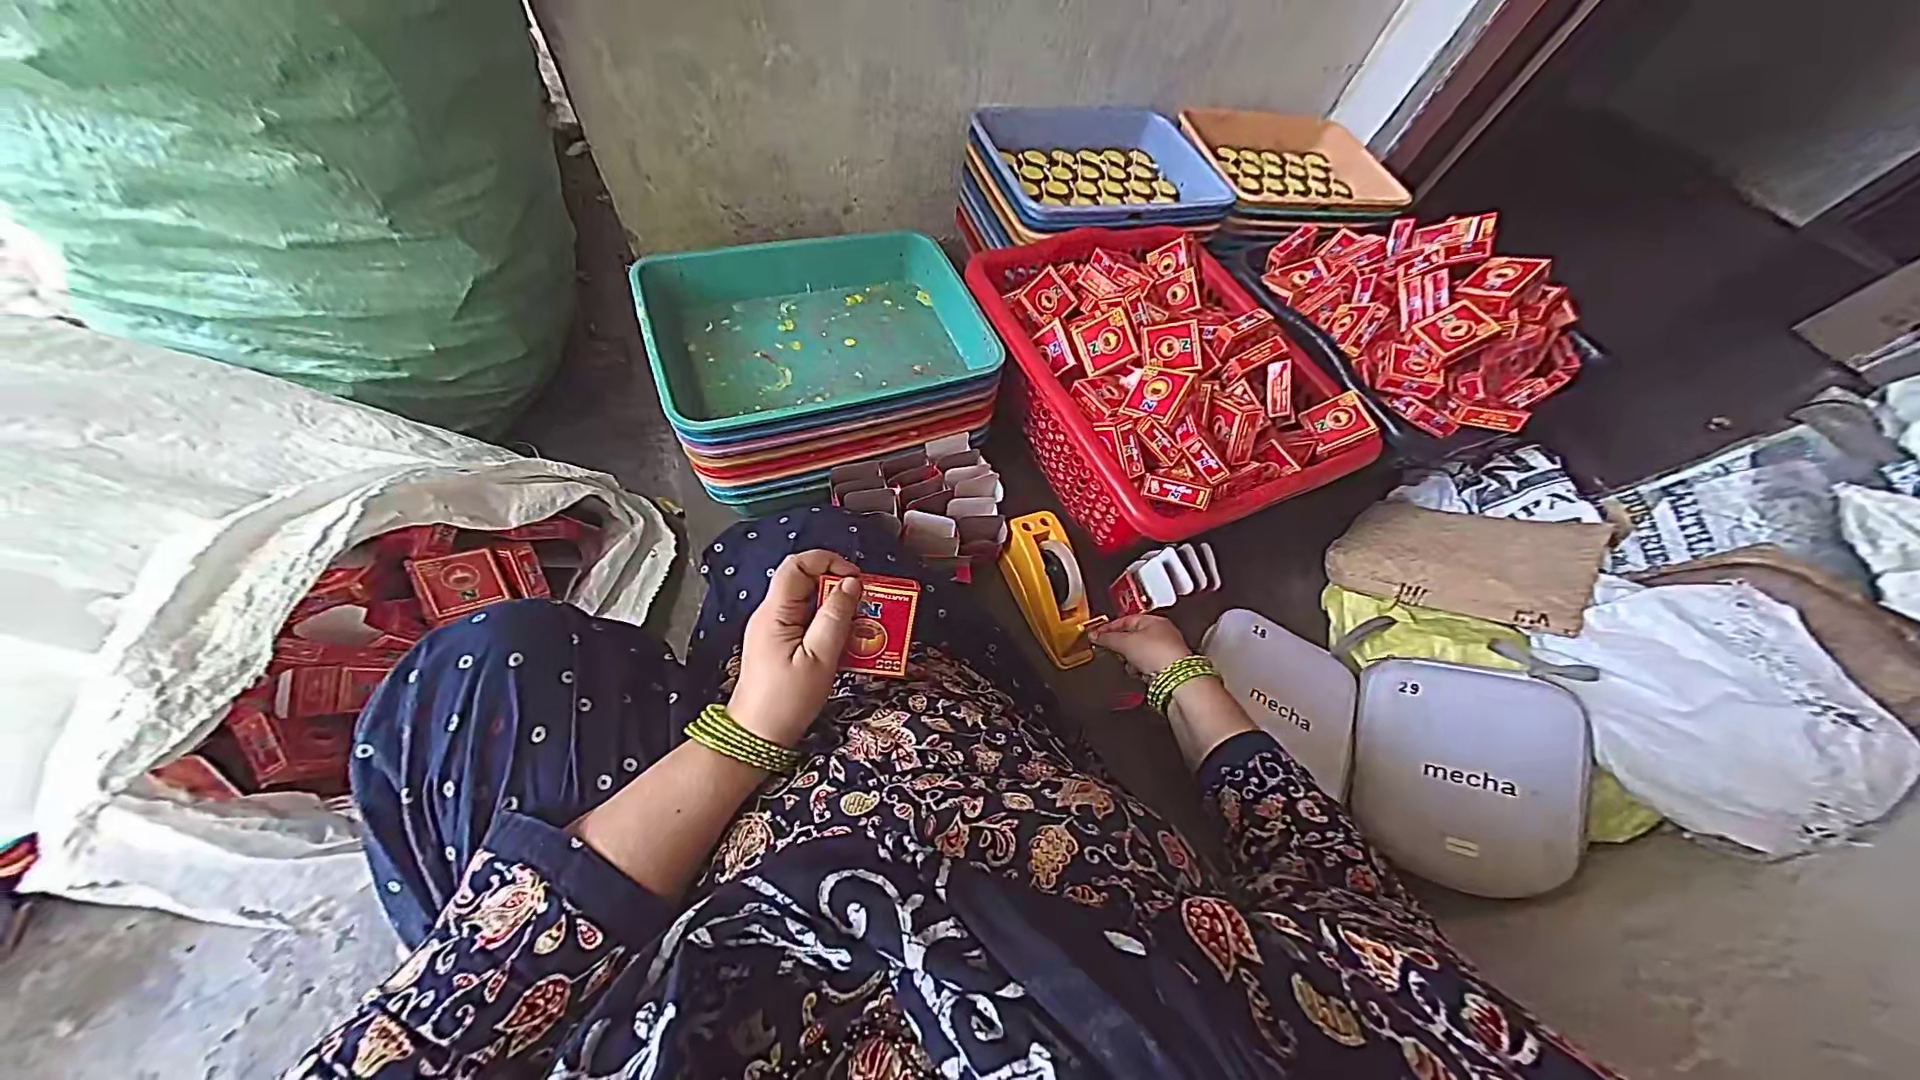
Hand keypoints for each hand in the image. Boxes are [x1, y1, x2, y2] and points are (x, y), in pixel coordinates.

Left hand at [727, 550, 862, 746]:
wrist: (756, 737)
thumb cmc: (786, 701)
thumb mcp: (820, 658)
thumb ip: (836, 617)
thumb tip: (851, 583)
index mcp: (775, 613)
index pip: (797, 565)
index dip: (828, 561)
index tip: (855, 579)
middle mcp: (772, 615)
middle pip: (807, 583)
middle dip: (840, 589)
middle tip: (866, 606)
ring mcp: (775, 630)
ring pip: (811, 604)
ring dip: (839, 611)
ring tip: (861, 629)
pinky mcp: (782, 645)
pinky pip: (809, 623)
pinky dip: (831, 628)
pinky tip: (847, 645)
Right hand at [1091, 613, 1193, 674]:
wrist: (1174, 678)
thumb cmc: (1158, 653)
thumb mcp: (1124, 642)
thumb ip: (1107, 638)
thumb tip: (1095, 635)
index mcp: (1154, 621)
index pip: (1126, 620)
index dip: (1110, 627)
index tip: (1097, 634)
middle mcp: (1162, 633)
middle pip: (1132, 637)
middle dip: (1121, 646)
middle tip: (1113, 649)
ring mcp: (1165, 651)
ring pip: (1138, 653)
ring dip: (1131, 660)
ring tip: (1131, 664)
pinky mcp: (1167, 667)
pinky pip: (1146, 666)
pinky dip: (1140, 670)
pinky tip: (1140, 672)